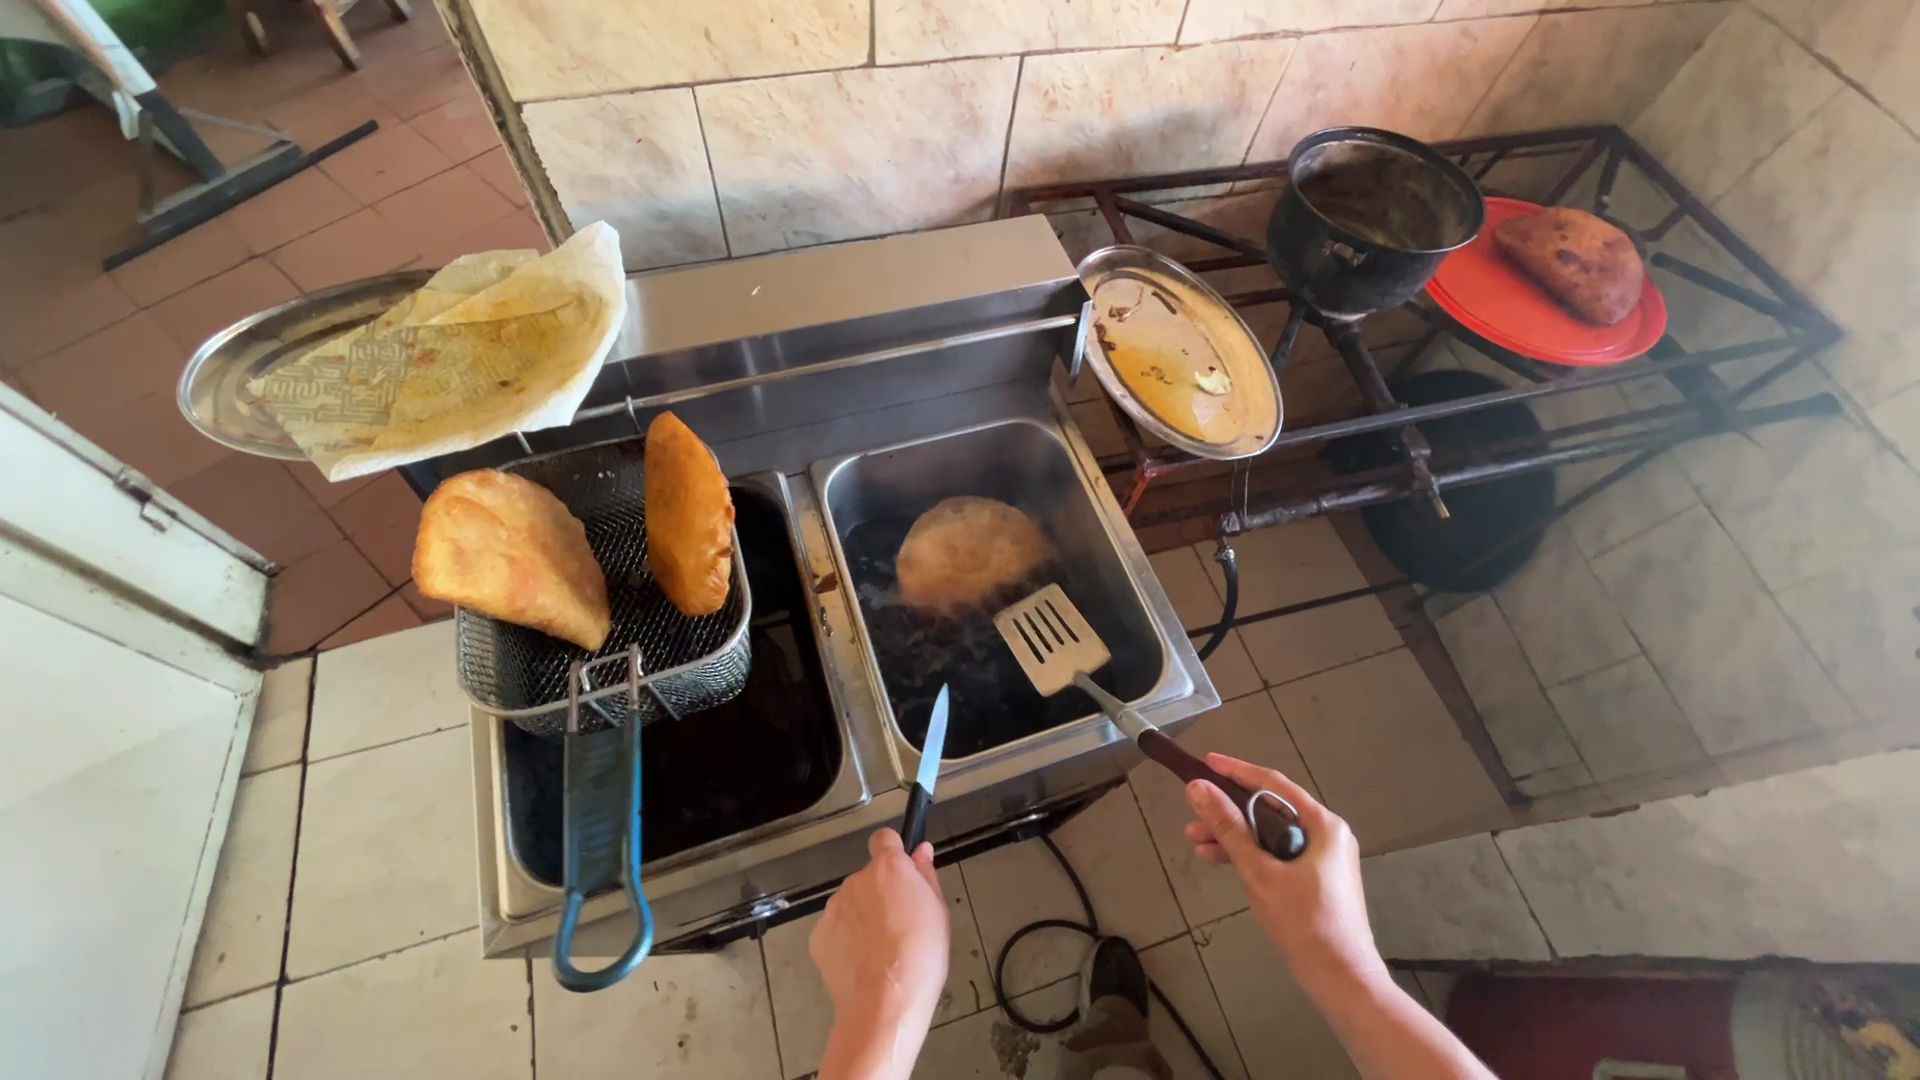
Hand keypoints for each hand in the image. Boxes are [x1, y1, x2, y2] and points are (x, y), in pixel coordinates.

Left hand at [810, 829, 948, 1079]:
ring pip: (851, 904)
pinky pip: (835, 929)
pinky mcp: (818, 936)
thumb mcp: (938, 911)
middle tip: (898, 924)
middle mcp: (856, 880)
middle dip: (880, 893)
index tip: (901, 871)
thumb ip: (926, 876)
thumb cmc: (922, 955)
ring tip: (879, 951)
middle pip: (868, 877)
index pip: (883, 839)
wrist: (885, 1004)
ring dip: (862, 917)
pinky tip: (860, 964)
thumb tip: (921, 851)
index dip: (892, 852)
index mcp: (888, 868)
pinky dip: (845, 940)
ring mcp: (833, 908)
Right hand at [1183, 753, 1385, 991]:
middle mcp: (1325, 834)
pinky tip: (1218, 859)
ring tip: (1196, 840)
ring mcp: (1321, 857)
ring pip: (1268, 833)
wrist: (1341, 979)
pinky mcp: (1315, 877)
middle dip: (1228, 811)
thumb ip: (1228, 827)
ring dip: (1233, 835)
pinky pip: (1275, 853)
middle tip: (1195, 810)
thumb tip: (1198, 788)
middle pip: (1269, 809)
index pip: (1273, 784)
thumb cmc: (1303, 921)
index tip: (1207, 763)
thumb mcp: (1258, 871)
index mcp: (1322, 825)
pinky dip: (1248, 854)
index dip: (1237, 771)